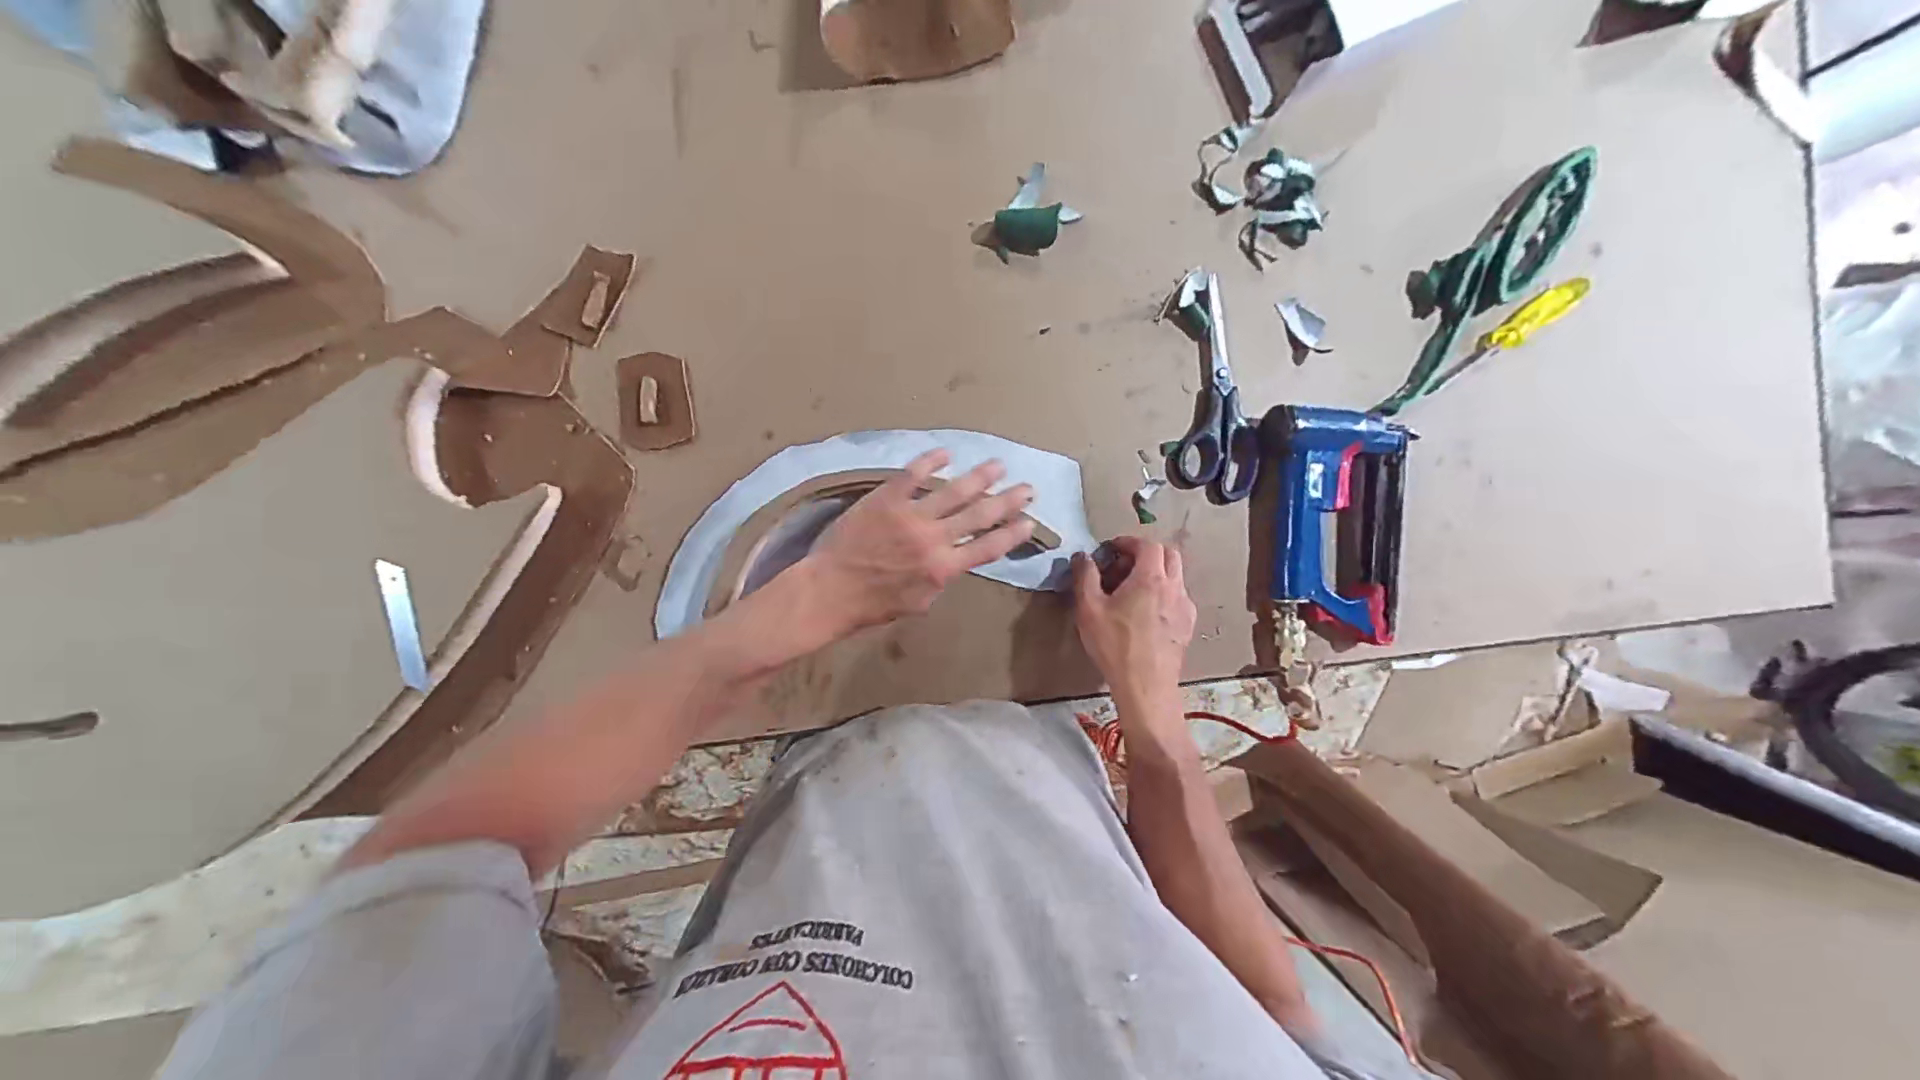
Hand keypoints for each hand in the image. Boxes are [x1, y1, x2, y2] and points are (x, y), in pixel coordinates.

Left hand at [794, 449, 1034, 640]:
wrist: (830, 591)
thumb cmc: (872, 605)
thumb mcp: (918, 603)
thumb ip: (940, 580)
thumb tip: (952, 562)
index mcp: (944, 568)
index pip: (988, 548)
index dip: (1012, 533)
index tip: (1029, 521)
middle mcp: (933, 539)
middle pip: (980, 515)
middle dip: (1008, 500)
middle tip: (1027, 487)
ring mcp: (910, 516)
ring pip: (954, 491)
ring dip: (980, 477)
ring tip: (998, 465)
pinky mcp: (886, 499)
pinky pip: (912, 475)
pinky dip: (930, 462)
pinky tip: (946, 453)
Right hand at [1071, 536, 1195, 709]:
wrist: (1145, 685)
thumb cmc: (1115, 645)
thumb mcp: (1088, 608)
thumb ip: (1085, 576)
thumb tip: (1084, 556)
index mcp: (1151, 578)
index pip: (1147, 544)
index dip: (1128, 541)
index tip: (1111, 549)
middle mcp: (1174, 587)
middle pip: (1168, 554)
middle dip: (1145, 553)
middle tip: (1121, 566)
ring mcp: (1185, 606)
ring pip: (1175, 576)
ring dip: (1154, 573)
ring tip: (1130, 591)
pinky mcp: (1188, 625)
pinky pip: (1178, 596)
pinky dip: (1162, 592)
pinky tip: (1144, 612)